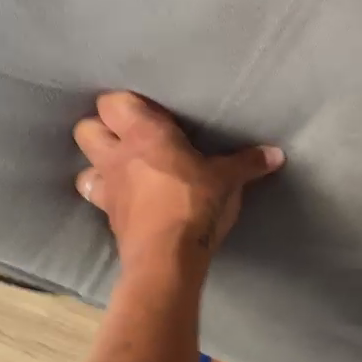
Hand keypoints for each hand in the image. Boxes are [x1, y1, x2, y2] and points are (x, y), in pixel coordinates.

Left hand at [73, 92, 283, 275]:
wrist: (167, 261)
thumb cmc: (195, 203)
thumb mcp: (228, 179)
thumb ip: (249, 162)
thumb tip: (276, 154)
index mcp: (145, 135)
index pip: (113, 102)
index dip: (125, 101)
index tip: (148, 106)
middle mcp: (118, 157)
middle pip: (86, 129)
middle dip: (102, 127)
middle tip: (131, 131)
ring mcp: (107, 189)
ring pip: (84, 165)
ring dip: (99, 163)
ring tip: (123, 164)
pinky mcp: (108, 217)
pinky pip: (97, 196)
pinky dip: (107, 192)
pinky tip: (127, 195)